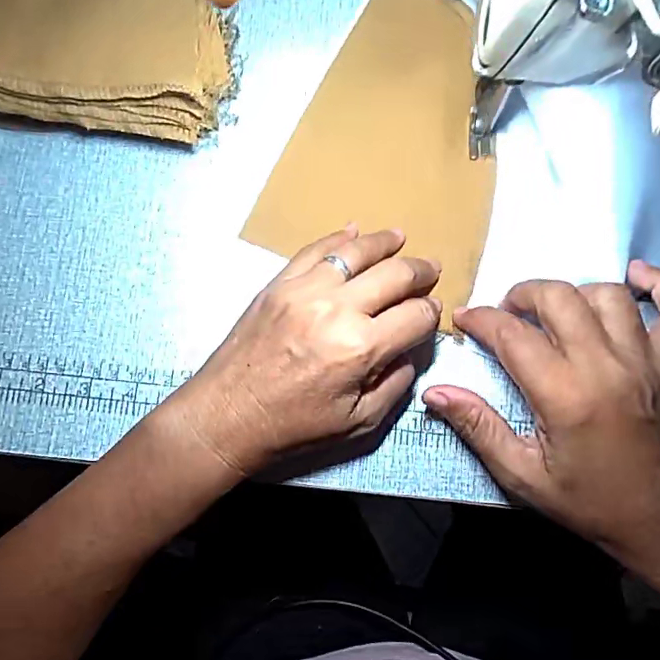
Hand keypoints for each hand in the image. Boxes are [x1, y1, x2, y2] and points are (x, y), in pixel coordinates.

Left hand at [163, 226, 441, 475]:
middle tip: (430, 267)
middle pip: (394, 275)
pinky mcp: (277, 285)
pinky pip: (313, 251)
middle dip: (419, 270)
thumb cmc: (293, 427)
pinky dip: (337, 238)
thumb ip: (395, 383)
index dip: (431, 313)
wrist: (228, 415)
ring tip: (398, 237)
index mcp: (361, 349)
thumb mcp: (358, 422)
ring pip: (354, 252)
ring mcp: (303, 291)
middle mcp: (336, 310)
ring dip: (383, 242)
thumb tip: (411, 349)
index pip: (416, 316)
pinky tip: (352, 233)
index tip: (431, 312)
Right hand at [423, 261, 659, 591]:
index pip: (512, 334)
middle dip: (521, 295)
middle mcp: (607, 366)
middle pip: (558, 298)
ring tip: (555, 310)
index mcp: (565, 395)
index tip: (464, 320)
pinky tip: (635, 278)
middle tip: (505, 313)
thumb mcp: (523, 476)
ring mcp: (649, 359)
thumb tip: (436, 392)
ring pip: (608, 295)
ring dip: (573, 292)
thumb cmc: (593, 503)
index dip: (481, 320)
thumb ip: (478, 428)